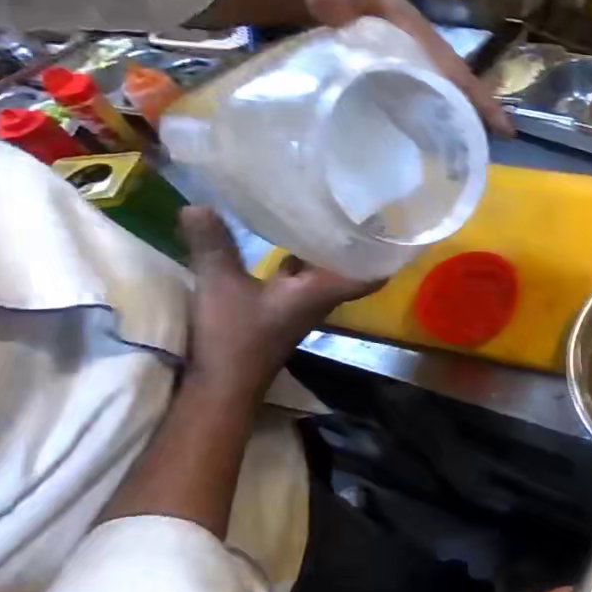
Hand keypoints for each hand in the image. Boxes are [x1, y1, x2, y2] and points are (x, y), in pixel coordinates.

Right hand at [180, 206, 380, 399]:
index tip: (394, 226)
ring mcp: (302, 306)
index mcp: (322, 291)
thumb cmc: (234, 338)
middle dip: (355, 239)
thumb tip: (197, 204)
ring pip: (325, 271)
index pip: (370, 275)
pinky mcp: (283, 310)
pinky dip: (301, 260)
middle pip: (350, 266)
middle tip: (357, 206)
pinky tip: (288, 239)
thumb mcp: (221, 286)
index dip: (386, 253)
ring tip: (326, 212)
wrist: (221, 388)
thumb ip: (213, 245)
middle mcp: (320, 298)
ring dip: (326, 248)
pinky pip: (302, 279)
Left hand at [302, 0, 515, 137]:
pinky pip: (402, 106)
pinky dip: (411, 127)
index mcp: (417, 33)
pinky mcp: (378, 79)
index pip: (454, 69)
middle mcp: (416, 55)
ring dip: (446, 129)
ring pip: (431, 102)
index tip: (505, 127)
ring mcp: (399, 69)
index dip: (479, 98)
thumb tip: (326, 7)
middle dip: (472, 121)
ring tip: (459, 164)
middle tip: (485, 157)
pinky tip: (414, 154)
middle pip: (452, 92)